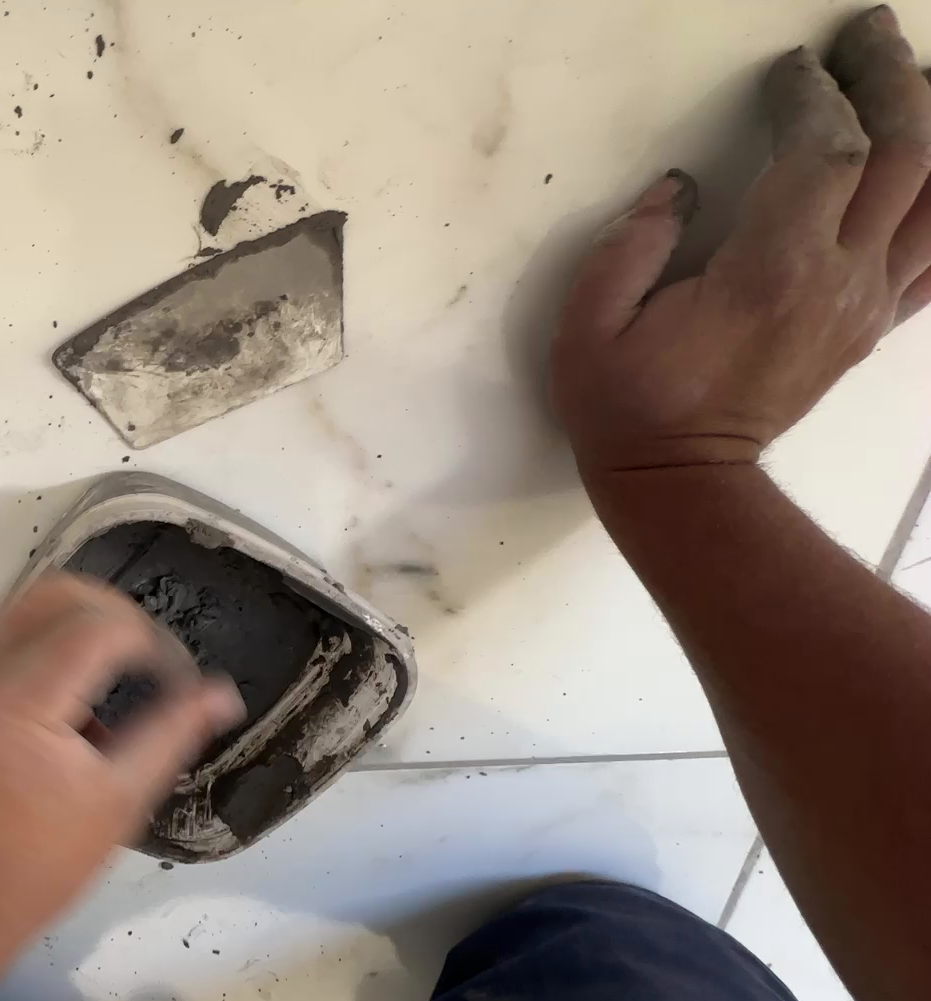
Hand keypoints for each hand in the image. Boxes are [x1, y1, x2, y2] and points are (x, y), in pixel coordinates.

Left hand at [0, 573, 243, 977]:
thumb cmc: (31, 870)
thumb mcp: (117, 803)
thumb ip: (172, 734)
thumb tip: (222, 693)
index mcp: (15, 699)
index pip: (99, 625)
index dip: (153, 641)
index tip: (177, 678)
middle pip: (55, 592)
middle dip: (114, 614)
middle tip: (149, 660)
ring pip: (22, 613)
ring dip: (74, 633)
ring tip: (104, 694)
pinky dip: (37, 656)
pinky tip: (58, 714)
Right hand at [551, 5, 930, 476]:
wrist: (674, 475)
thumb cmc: (618, 404)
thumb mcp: (585, 331)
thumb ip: (626, 252)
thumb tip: (676, 188)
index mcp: (767, 273)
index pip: (823, 154)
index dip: (812, 99)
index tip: (786, 71)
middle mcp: (839, 277)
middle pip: (909, 152)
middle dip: (892, 82)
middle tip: (864, 38)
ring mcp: (870, 302)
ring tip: (909, 83)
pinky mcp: (874, 323)